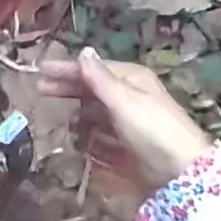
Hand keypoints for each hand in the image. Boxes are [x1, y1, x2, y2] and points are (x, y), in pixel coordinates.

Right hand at [39, 48, 213, 194]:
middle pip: (93, 88)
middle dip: (68, 88)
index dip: (67, 69)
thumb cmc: (151, 128)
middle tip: (41, 89)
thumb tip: (84, 51)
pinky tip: (78, 139)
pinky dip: (90, 134)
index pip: (93, 69)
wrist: (179, 169)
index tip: (41, 70)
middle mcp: (131, 95)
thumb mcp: (123, 99)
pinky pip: (103, 134)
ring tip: (58, 117)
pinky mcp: (129, 143)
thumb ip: (100, 78)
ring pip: (97, 111)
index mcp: (131, 79)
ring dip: (79, 112)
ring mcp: (130, 120)